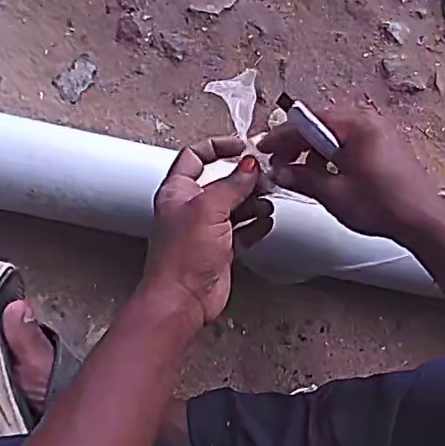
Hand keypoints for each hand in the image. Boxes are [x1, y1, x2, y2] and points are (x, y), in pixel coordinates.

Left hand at [140, 138, 273, 328]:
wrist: (182, 299)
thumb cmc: (180, 258)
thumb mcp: (208, 209)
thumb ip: (231, 184)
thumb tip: (248, 167)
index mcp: (177, 191)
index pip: (196, 156)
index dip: (218, 146)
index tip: (241, 146)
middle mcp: (191, 209)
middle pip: (221, 182)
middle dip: (244, 179)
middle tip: (264, 177)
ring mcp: (206, 230)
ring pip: (235, 206)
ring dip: (253, 203)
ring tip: (266, 202)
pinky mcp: (220, 250)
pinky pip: (242, 231)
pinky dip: (255, 225)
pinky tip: (264, 223)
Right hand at [258, 108, 444, 241]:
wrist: (422, 221)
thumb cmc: (387, 206)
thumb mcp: (334, 193)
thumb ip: (302, 178)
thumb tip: (281, 171)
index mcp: (357, 126)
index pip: (308, 122)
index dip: (282, 137)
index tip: (267, 148)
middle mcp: (370, 123)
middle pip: (322, 125)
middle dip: (298, 144)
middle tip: (281, 162)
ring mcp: (380, 134)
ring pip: (336, 135)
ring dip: (316, 151)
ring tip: (304, 174)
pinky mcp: (385, 147)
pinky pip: (351, 143)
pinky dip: (334, 155)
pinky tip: (328, 175)